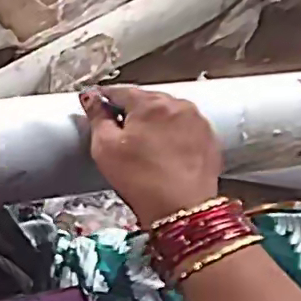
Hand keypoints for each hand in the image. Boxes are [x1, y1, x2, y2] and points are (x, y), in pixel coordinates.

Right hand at [80, 85, 220, 226]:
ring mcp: (197, 120)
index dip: (104, 98)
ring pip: (167, 113)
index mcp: (150, 103)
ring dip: (154, 123)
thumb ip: (97, 117)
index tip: (96, 107)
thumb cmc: (140, 179)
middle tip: (120, 135)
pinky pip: (184, 128)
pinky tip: (164, 154)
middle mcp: (177, 104)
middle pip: (146, 101)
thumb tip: (91, 97)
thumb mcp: (105, 148)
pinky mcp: (209, 137)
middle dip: (131, 112)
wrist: (182, 210)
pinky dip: (173, 135)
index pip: (119, 91)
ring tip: (144, 147)